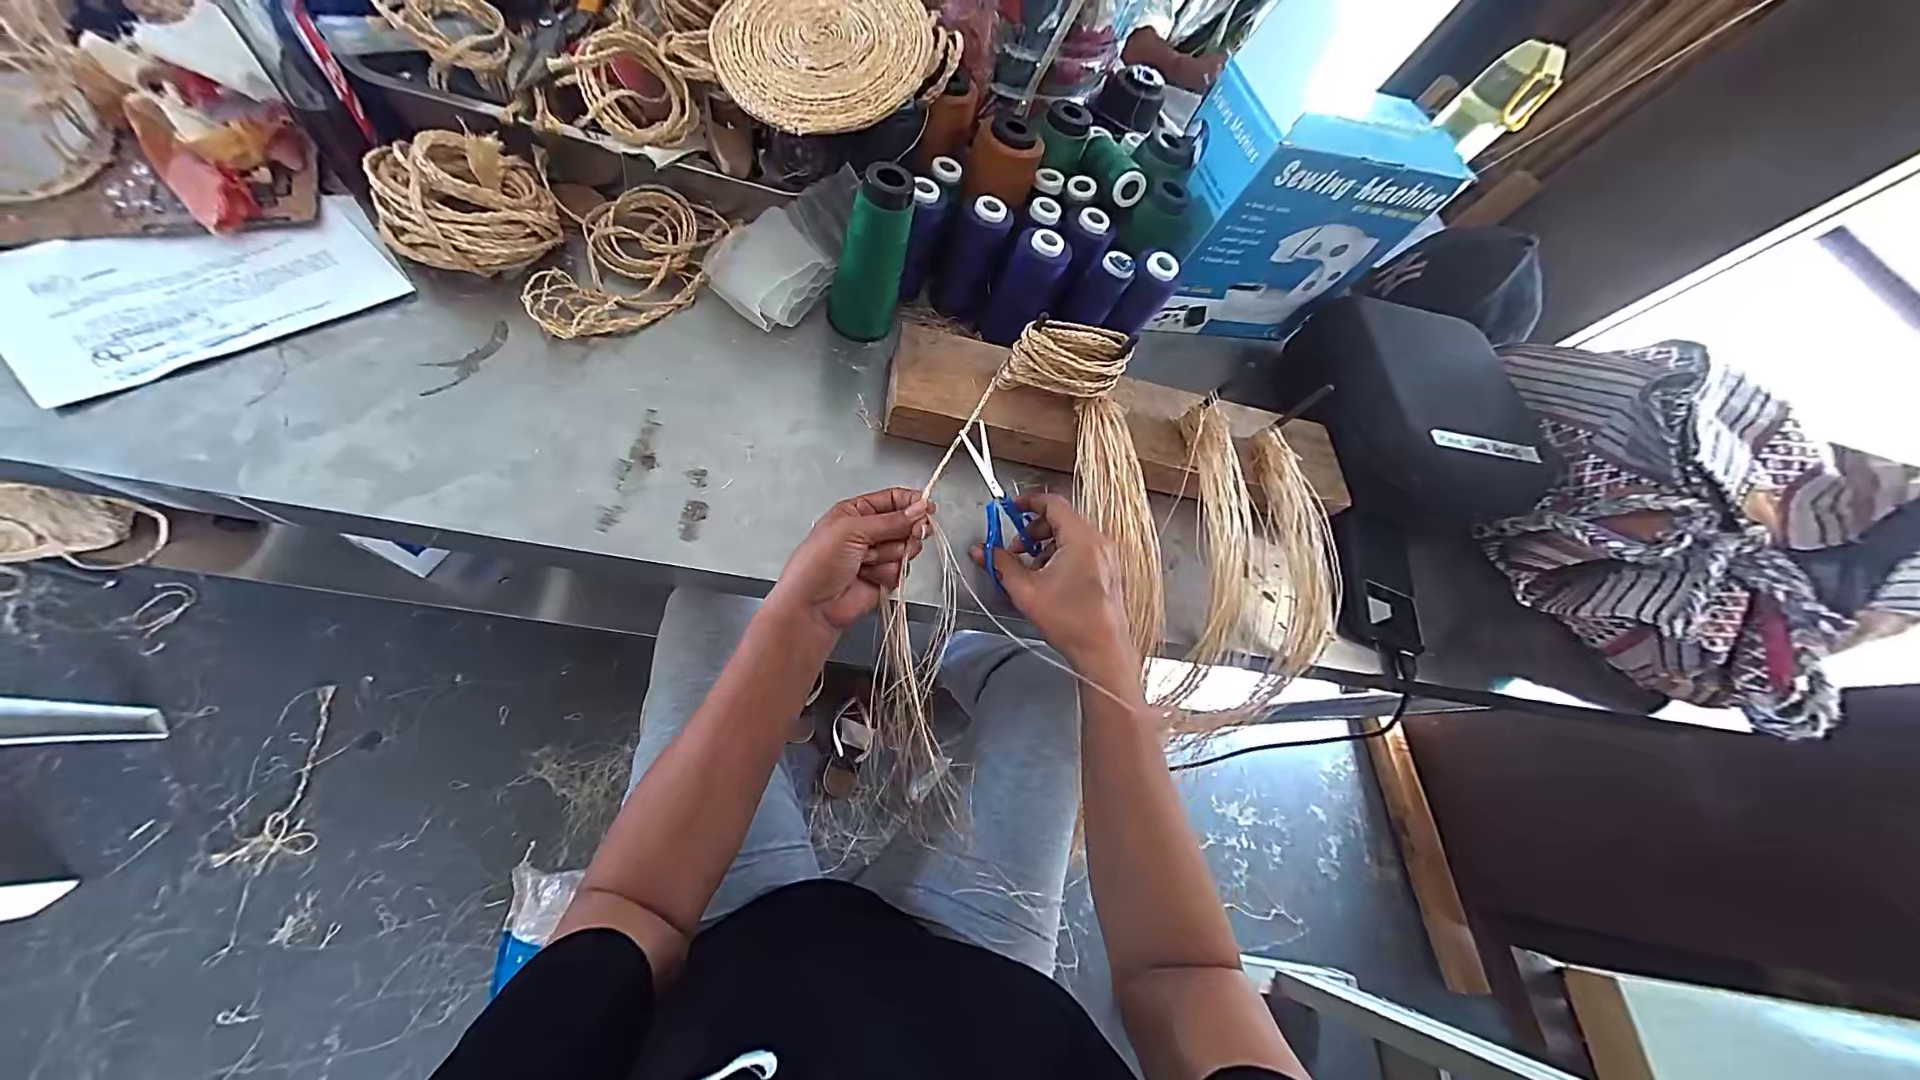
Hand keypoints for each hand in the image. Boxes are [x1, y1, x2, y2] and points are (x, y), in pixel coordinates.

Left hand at [767, 487, 931, 634]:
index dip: (912, 503)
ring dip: (890, 555)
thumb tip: (920, 508)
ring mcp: (877, 555)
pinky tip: (868, 577)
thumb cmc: (818, 563)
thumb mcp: (852, 530)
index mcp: (857, 512)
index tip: (927, 508)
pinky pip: (901, 570)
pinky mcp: (884, 577)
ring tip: (866, 562)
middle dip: (906, 531)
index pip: (893, 499)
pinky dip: (887, 574)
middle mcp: (868, 532)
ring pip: (906, 548)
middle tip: (908, 535)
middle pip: (906, 524)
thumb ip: (890, 520)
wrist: (812, 606)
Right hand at [969, 492, 1137, 673]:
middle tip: (1015, 549)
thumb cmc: (1070, 622)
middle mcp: (1097, 542)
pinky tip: (1046, 578)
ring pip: (1069, 535)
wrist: (1101, 650)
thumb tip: (982, 550)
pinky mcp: (1105, 569)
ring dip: (1044, 544)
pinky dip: (1059, 554)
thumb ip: (1000, 564)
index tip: (1010, 509)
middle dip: (1032, 530)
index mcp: (1081, 539)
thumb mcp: (1025, 590)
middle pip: (1060, 518)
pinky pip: (1079, 549)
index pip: (1053, 503)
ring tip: (1030, 569)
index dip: (1028, 502)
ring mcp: (1105, 555)